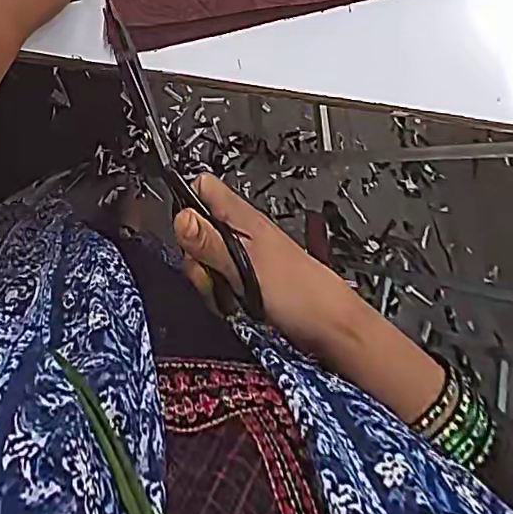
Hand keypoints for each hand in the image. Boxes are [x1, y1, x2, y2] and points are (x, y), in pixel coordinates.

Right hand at [174, 174, 444, 420]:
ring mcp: (244, 253)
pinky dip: (221, 291)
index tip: (186, 235)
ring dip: (209, 278)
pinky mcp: (248, 276)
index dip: (187, 204)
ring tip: (228, 293)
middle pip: (197, 227)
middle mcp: (241, 229)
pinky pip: (219, 277)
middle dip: (195, 254)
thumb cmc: (299, 292)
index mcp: (240, 215)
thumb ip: (210, 242)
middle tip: (211, 274)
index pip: (202, 186)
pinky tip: (234, 301)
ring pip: (206, 255)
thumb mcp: (244, 266)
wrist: (332, 326)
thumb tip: (180, 218)